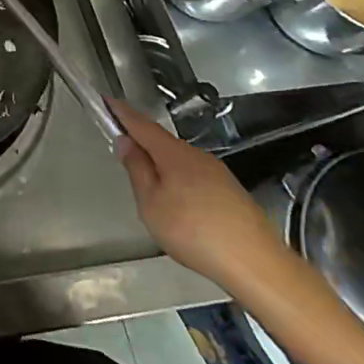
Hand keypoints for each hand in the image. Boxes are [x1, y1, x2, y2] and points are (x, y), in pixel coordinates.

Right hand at [110, 98, 288, 291]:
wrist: (256, 263)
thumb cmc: (193, 231)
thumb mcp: (151, 203)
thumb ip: (137, 169)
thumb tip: (126, 142)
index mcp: (174, 154)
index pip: (142, 125)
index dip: (123, 113)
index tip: (107, 101)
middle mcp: (198, 156)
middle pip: (163, 142)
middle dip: (142, 142)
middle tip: (122, 151)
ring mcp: (218, 172)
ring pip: (180, 159)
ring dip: (160, 163)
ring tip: (148, 186)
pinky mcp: (230, 190)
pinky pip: (194, 174)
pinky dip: (178, 178)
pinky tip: (177, 202)